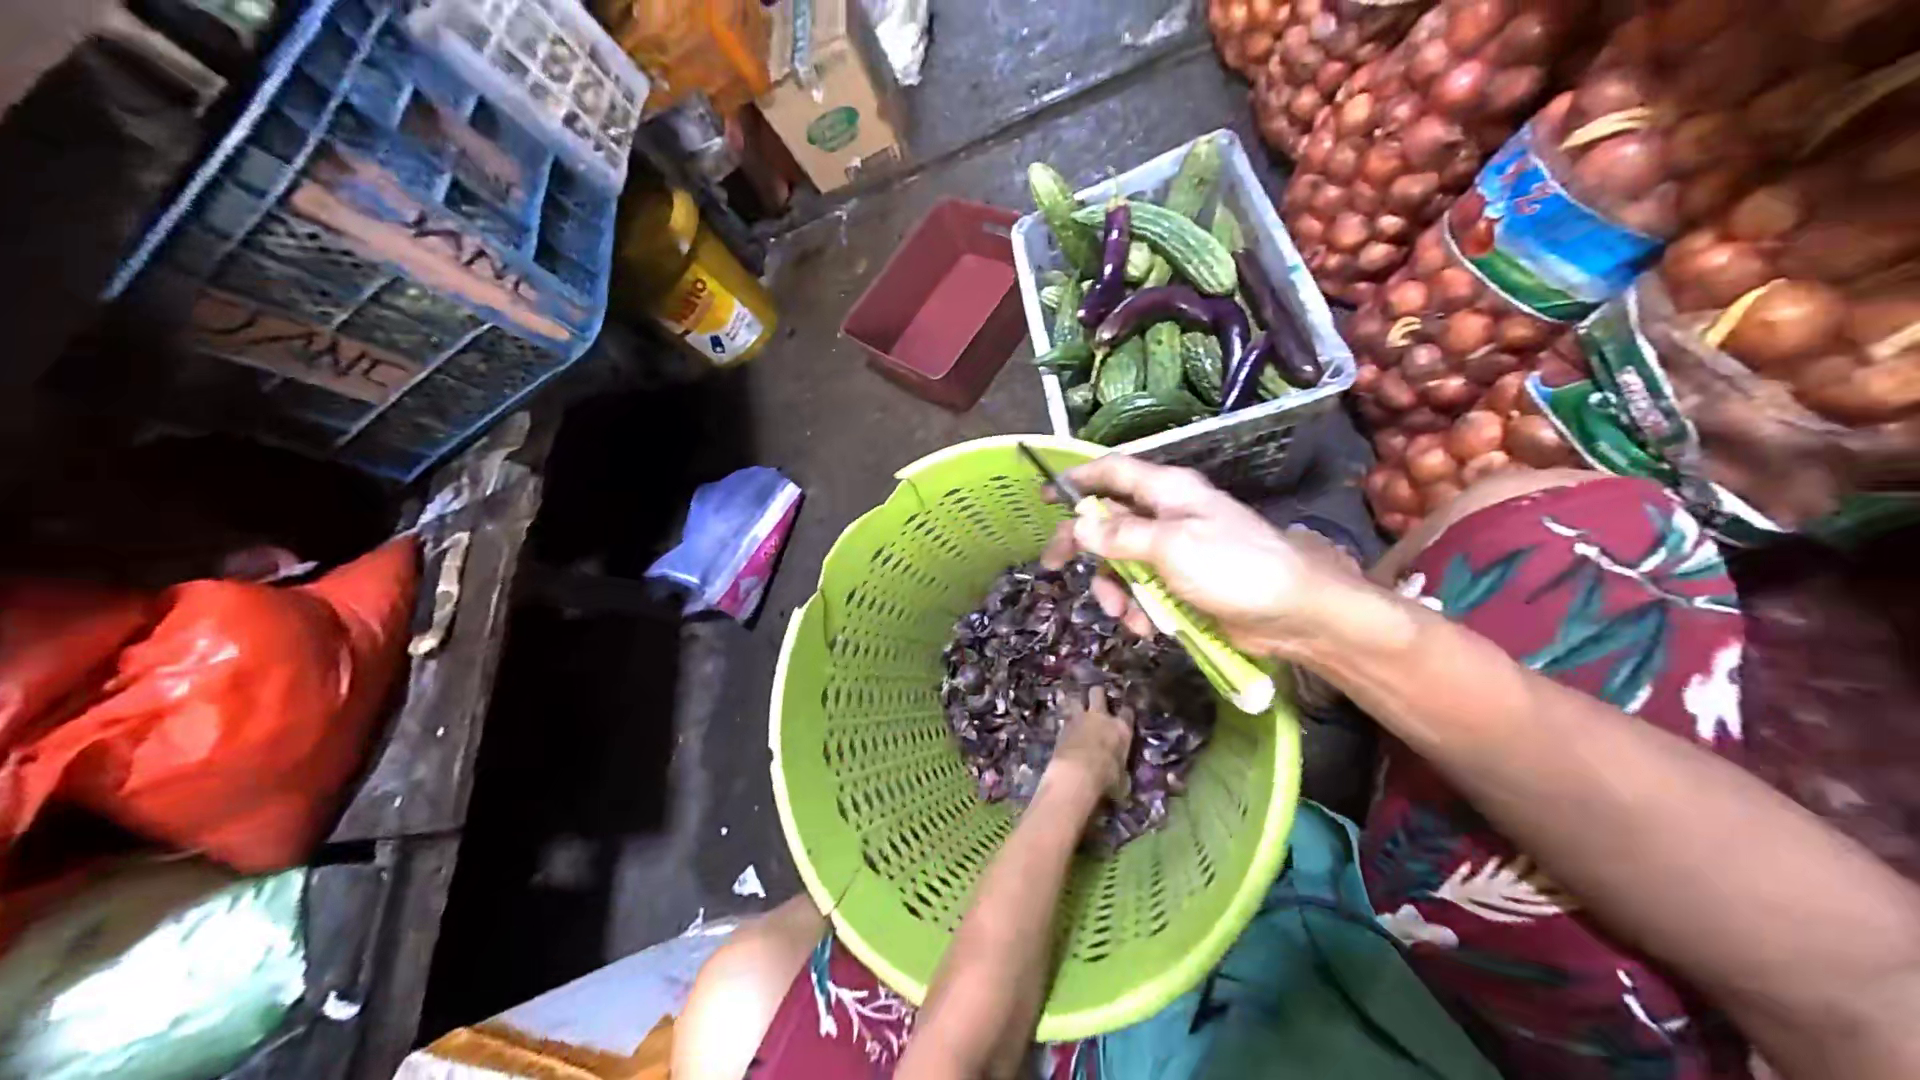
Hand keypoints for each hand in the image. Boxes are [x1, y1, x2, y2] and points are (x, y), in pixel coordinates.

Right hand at [1041, 455, 1378, 660]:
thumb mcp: (1172, 546)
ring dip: (1114, 589)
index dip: (1078, 478)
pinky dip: (1138, 609)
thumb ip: (1122, 536)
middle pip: (1107, 522)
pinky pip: (1142, 591)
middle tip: (1053, 565)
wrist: (1294, 613)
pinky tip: (1147, 627)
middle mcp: (1165, 515)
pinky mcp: (1179, 584)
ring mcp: (1172, 552)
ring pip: (1120, 563)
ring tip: (1124, 614)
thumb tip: (1079, 526)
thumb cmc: (1235, 567)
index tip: (1047, 495)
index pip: (1113, 472)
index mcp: (1166, 492)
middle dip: (1083, 546)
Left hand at [1041, 689, 1130, 807]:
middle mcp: (1101, 718)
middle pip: (1098, 693)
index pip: (1127, 712)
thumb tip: (1121, 778)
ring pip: (1077, 700)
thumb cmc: (1106, 779)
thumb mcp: (1121, 778)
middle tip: (1095, 699)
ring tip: (1076, 710)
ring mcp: (1079, 719)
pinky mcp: (1062, 726)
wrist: (1076, 775)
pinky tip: (1065, 729)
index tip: (1124, 714)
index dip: (1125, 712)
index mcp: (1120, 730)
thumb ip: (1120, 770)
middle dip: (1097, 694)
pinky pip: (1064, 718)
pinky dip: (1065, 722)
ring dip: (1077, 704)